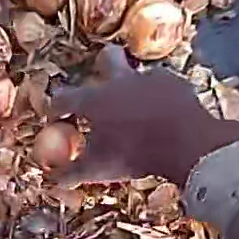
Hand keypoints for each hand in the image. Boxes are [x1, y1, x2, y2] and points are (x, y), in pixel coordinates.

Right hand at [52, 47, 238, 185]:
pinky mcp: (176, 83)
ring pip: (138, 73)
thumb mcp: (98, 169)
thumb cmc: (134, 155)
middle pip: (106, 59)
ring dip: (135, 87)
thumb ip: (72, 173)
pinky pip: (164, 85)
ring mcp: (150, 78)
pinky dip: (161, 98)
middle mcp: (119, 81)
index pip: (65, 97)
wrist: (185, 143)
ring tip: (138, 110)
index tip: (55, 115)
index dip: (56, 106)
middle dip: (101, 68)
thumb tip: (53, 179)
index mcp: (94, 99)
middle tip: (102, 89)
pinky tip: (164, 115)